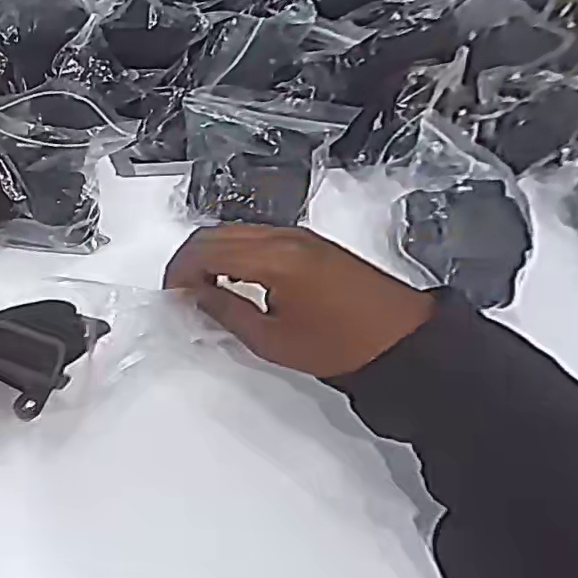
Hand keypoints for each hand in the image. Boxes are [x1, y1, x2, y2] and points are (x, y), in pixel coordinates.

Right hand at [163, 224, 434, 377]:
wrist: (404, 342)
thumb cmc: (342, 346)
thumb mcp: (270, 339)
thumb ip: (224, 311)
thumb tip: (194, 295)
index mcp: (274, 259)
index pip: (205, 251)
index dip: (179, 273)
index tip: (173, 296)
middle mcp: (285, 237)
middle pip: (214, 234)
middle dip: (188, 260)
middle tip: (180, 291)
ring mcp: (298, 236)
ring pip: (232, 231)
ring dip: (208, 254)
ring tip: (202, 287)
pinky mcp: (309, 242)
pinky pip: (254, 234)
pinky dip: (231, 250)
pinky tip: (230, 277)